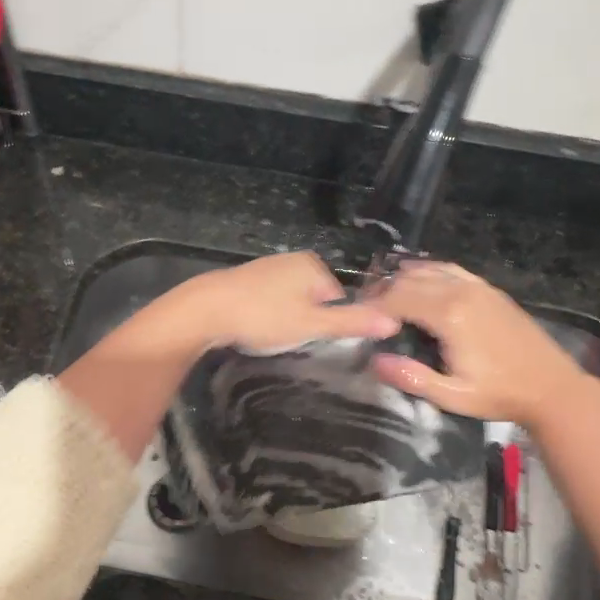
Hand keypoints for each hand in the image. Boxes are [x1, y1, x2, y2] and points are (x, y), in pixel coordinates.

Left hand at [161, 251, 398, 353]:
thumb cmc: (263, 317)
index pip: (341, 300)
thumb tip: (394, 322)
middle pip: (316, 300)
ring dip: (285, 321)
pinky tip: (254, 327)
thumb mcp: (312, 324)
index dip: (330, 324)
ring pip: (292, 302)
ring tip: (269, 335)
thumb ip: (352, 322)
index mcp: (314, 265)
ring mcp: (268, 268)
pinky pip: (270, 302)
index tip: (312, 340)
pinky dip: (266, 316)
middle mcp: (293, 260)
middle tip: (288, 339)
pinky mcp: (247, 280)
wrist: (205, 310)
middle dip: (306, 322)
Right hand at [368, 261, 581, 422]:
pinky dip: (428, 272)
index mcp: (450, 315)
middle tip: (364, 311)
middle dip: (383, 292)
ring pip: (429, 270)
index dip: (372, 307)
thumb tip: (375, 361)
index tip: (356, 320)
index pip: (397, 299)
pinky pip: (451, 270)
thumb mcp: (453, 396)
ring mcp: (478, 287)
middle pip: (410, 280)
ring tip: (385, 298)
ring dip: (403, 280)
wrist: (551, 387)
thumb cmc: (499, 395)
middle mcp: (462, 291)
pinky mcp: (490, 290)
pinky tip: (419, 282)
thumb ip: (412, 378)